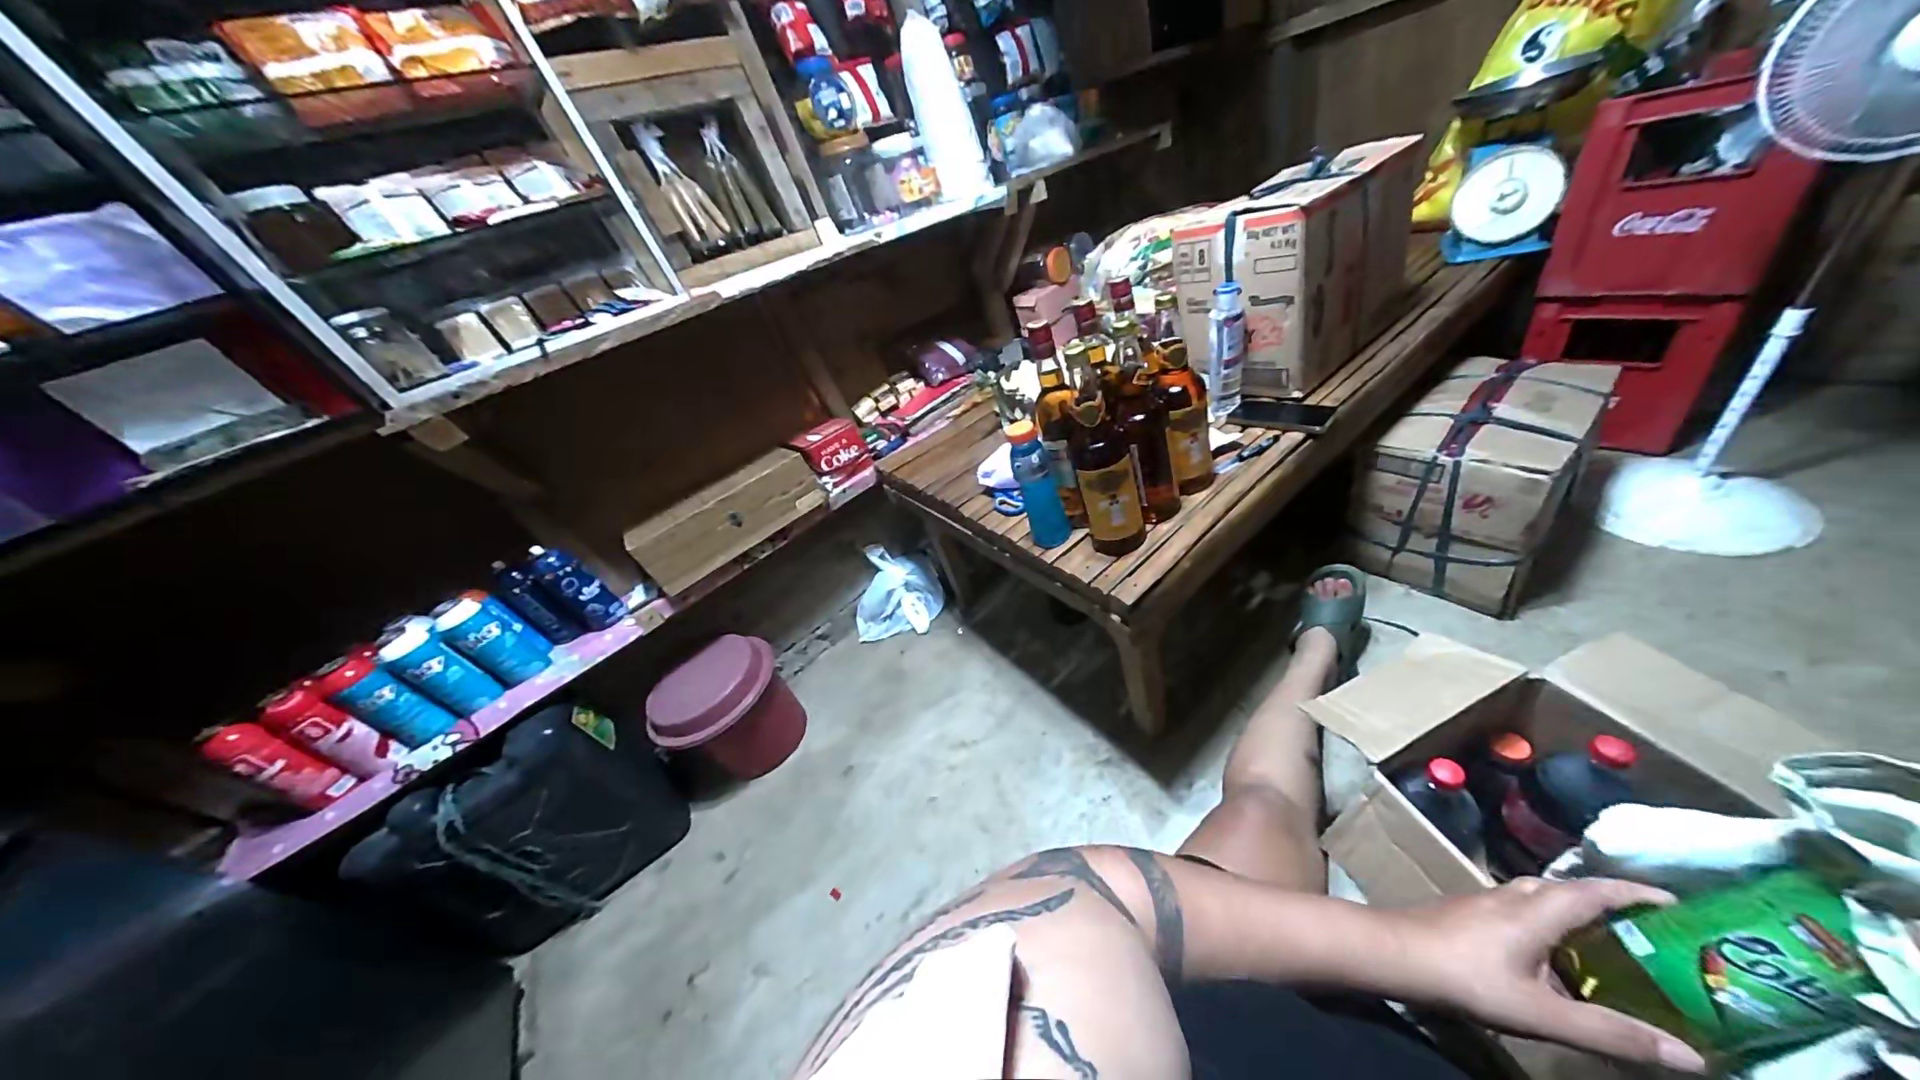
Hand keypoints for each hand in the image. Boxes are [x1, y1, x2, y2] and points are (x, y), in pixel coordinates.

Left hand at [1397, 877, 1708, 1073]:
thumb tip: (1691, 1056)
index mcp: (1534, 910)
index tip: (1676, 901)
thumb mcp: (1544, 1012)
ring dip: (1573, 911)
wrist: (1394, 952)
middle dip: (1608, 901)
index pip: (1592, 891)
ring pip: (1538, 897)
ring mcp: (1484, 901)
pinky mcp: (1467, 912)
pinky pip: (1518, 909)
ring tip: (1607, 942)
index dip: (1634, 892)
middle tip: (1650, 929)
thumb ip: (1612, 1033)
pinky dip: (1546, 922)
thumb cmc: (1467, 978)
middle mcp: (1510, 896)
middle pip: (1566, 889)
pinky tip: (1550, 954)